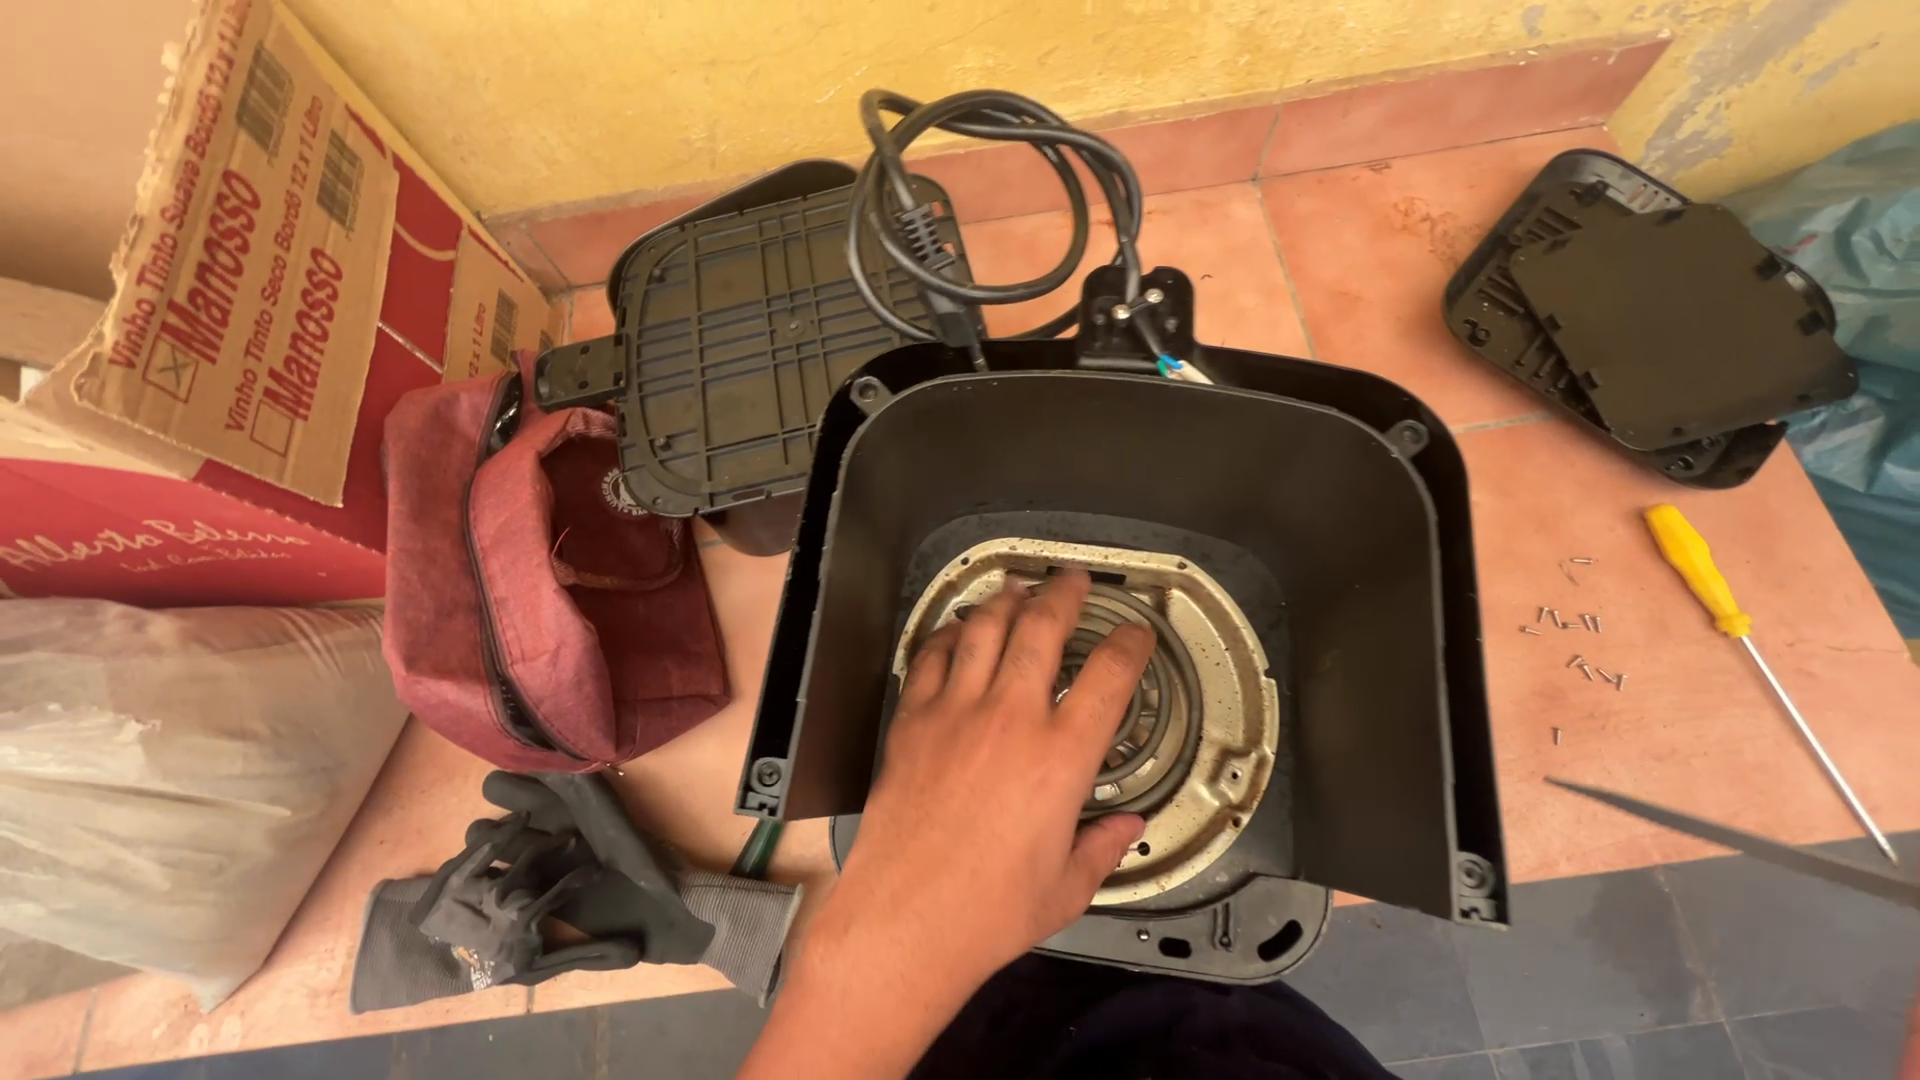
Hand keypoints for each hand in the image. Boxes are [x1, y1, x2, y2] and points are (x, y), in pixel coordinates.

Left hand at [738, 569, 1154, 1079]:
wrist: (905, 918)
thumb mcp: (1067, 887)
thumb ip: (1103, 847)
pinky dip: (945, 635)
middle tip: (1074, 580)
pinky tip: (954, 630)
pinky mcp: (913, 721)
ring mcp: (956, 712)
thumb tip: (1126, 829)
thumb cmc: (989, 911)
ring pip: (984, 629)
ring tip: (1018, 589)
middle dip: (1064, 594)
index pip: (1109, 675)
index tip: (1136, 633)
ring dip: (1006, 601)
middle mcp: (1011, 719)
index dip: (1130, 643)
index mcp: (1061, 757)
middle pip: (1042, 628)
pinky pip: (929, 658)